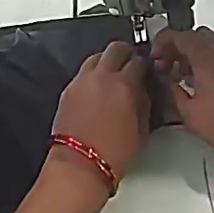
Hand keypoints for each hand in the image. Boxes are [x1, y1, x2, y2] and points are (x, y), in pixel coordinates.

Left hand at [51, 41, 149, 181]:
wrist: (79, 163)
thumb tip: (143, 92)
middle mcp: (101, 77)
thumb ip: (144, 103)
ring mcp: (82, 81)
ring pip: (96, 57)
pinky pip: (82, 73)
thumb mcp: (140, 129)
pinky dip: (92, 74)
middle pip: (115, 48)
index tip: (145, 69)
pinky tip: (96, 87)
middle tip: (130, 62)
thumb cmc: (112, 153)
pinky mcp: (68, 89)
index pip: (138, 61)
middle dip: (125, 53)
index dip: (144, 63)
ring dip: (106, 61)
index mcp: (124, 85)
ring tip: (112, 74)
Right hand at [152, 28, 213, 173]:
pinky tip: (201, 86)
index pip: (180, 35)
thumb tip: (169, 85)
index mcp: (208, 57)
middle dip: (178, 46)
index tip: (155, 54)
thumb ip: (173, 91)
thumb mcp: (188, 112)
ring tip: (181, 76)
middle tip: (167, 63)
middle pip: (196, 35)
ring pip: (211, 46)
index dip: (162, 42)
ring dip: (193, 55)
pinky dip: (209, 64)